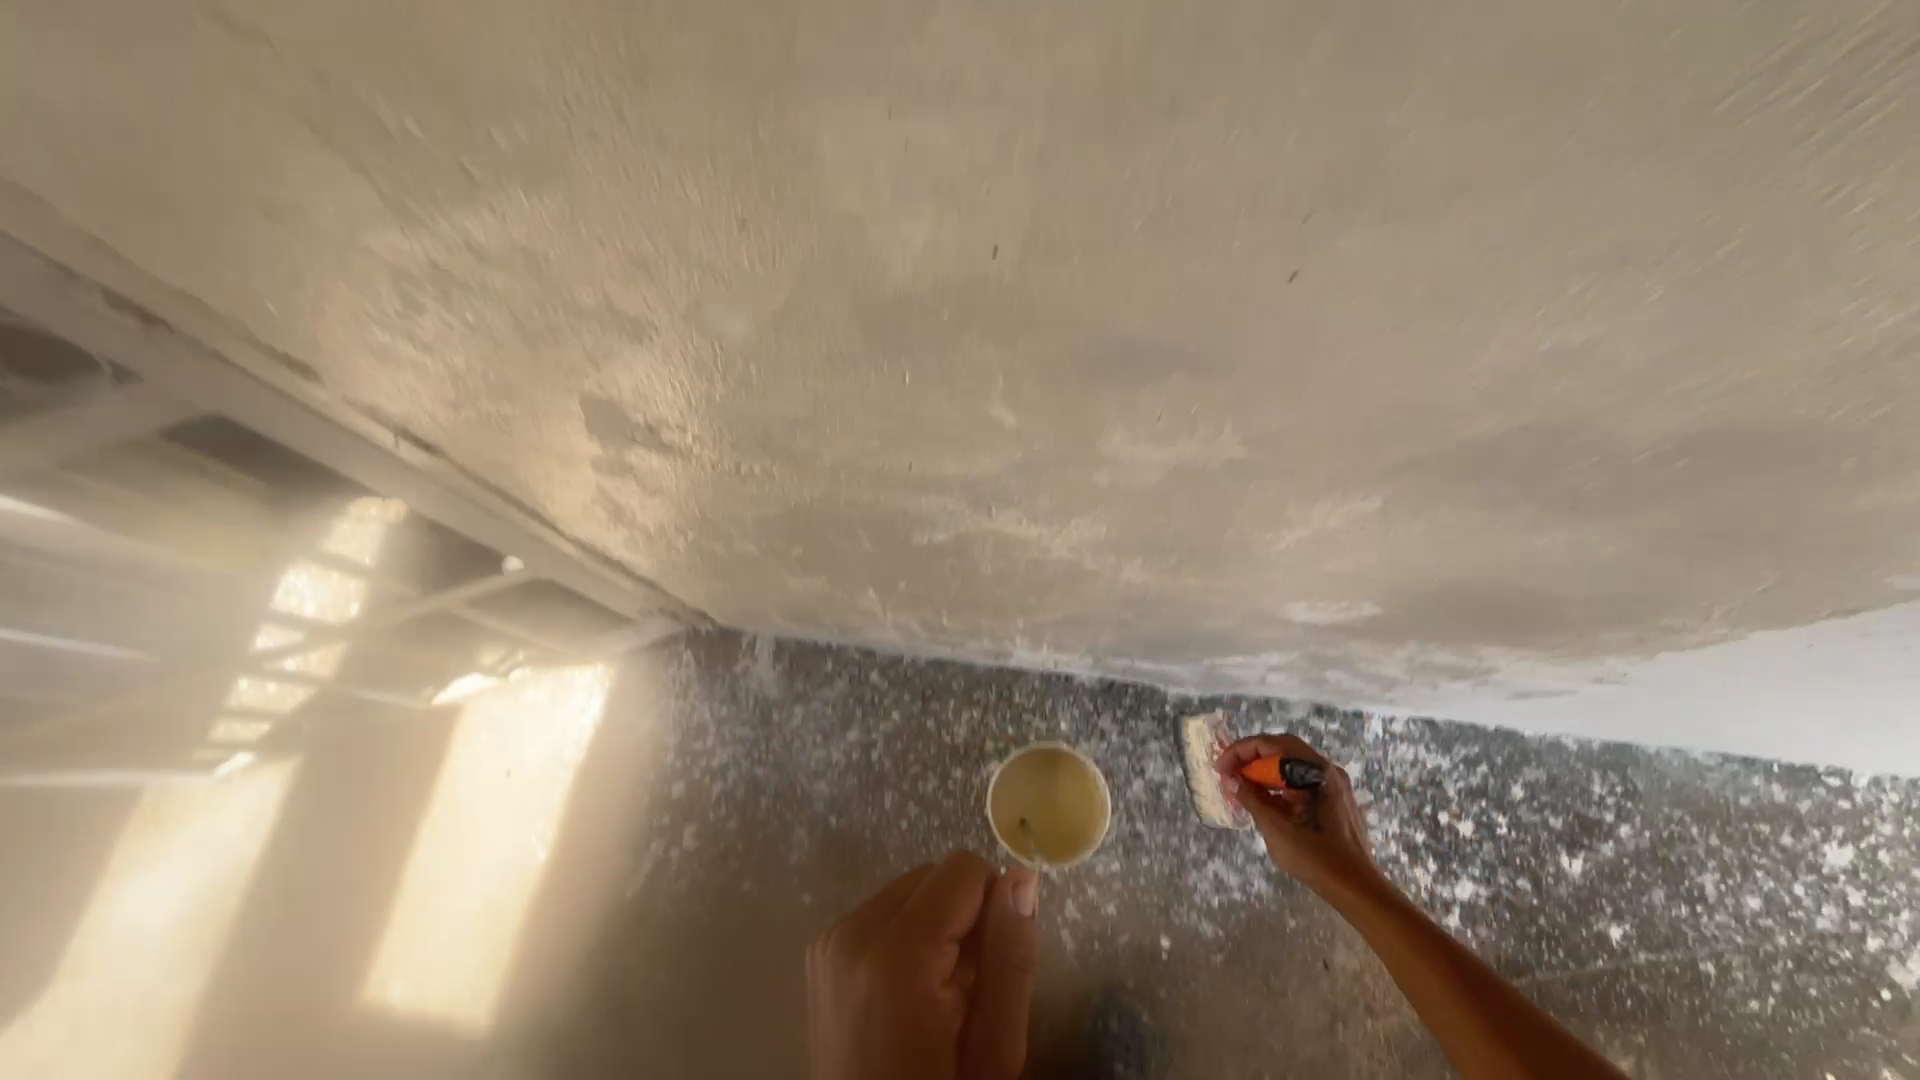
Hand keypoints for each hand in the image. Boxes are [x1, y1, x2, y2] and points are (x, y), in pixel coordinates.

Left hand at [807, 850, 1039, 1079]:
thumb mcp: (995, 1050)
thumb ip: (1010, 958)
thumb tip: (1022, 876)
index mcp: (894, 956)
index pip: (962, 869)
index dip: (991, 909)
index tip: (990, 968)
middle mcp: (851, 933)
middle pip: (933, 875)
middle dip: (962, 918)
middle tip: (967, 990)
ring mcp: (830, 941)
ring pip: (909, 890)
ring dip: (936, 927)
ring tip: (938, 997)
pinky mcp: (821, 949)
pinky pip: (882, 910)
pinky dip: (907, 936)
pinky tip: (909, 994)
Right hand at [1216, 734, 1388, 901]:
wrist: (1357, 887)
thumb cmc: (1314, 856)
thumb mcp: (1274, 827)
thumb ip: (1251, 798)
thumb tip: (1231, 780)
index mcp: (1313, 771)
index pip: (1270, 745)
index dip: (1240, 751)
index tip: (1220, 767)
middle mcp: (1326, 770)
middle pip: (1282, 748)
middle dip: (1251, 757)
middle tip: (1229, 772)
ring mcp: (1334, 784)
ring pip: (1292, 763)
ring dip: (1265, 770)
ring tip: (1243, 786)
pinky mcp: (1336, 798)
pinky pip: (1302, 778)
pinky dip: (1280, 782)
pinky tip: (1267, 799)